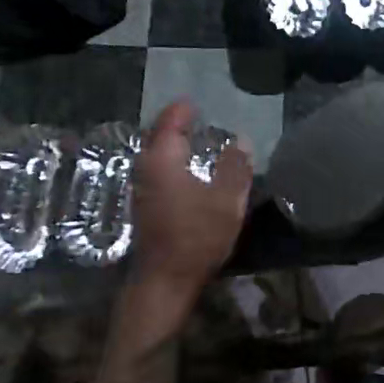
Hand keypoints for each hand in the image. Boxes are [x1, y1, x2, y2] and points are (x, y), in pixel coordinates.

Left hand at [128, 100, 253, 297]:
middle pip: (158, 137)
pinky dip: (171, 164)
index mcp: (163, 160)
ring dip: (172, 146)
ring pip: (155, 156)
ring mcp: (142, 190)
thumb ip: (235, 167)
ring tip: (195, 141)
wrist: (165, 280)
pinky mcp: (145, 207)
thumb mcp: (226, 200)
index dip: (182, 110)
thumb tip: (241, 141)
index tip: (195, 102)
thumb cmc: (196, 235)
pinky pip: (157, 172)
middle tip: (196, 118)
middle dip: (175, 125)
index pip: (170, 122)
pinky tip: (188, 172)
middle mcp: (146, 169)